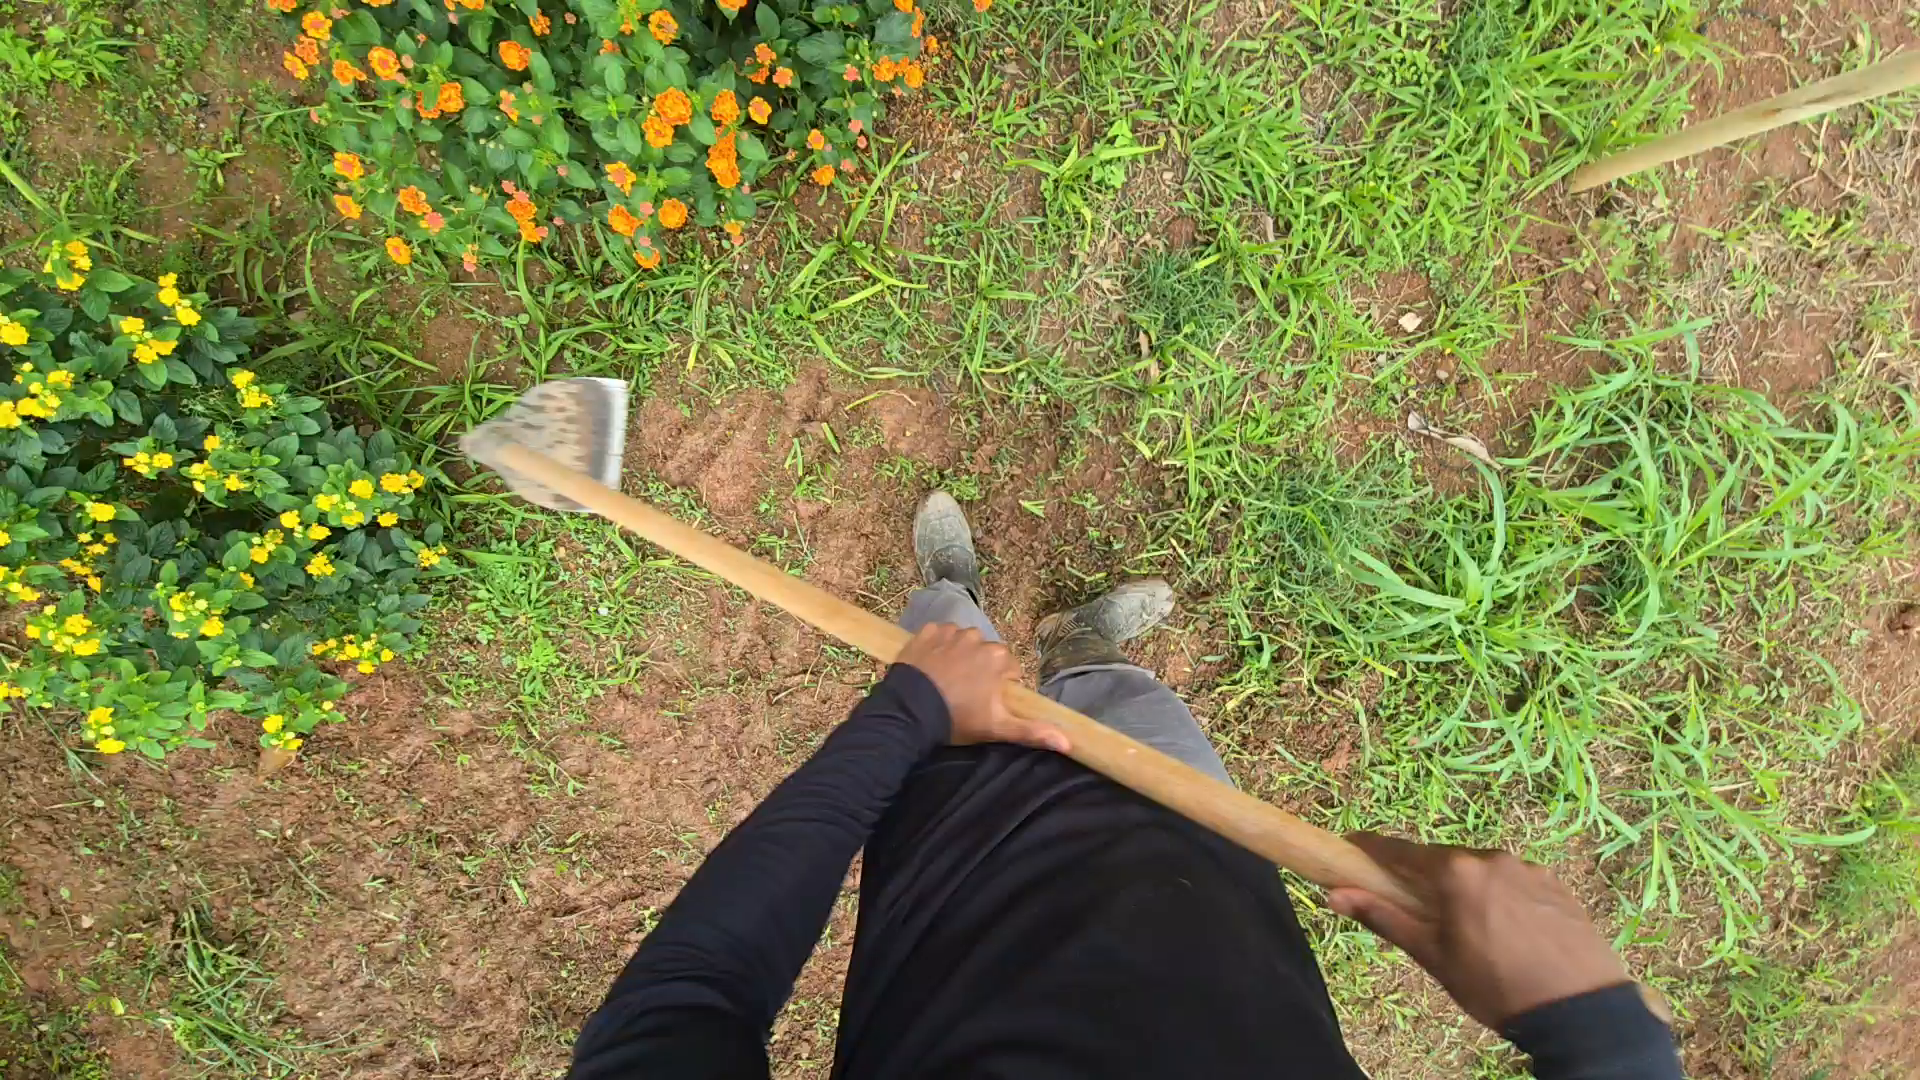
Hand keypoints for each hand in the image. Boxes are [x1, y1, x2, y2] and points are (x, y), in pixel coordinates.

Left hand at [895, 623, 1068, 753]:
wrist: (909, 711)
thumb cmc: (958, 719)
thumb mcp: (997, 728)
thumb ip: (1032, 731)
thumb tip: (1068, 742)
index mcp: (999, 658)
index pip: (1008, 669)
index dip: (998, 686)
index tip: (984, 702)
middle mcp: (978, 638)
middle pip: (986, 654)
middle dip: (980, 669)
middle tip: (964, 693)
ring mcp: (951, 632)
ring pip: (963, 642)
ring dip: (959, 656)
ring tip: (945, 681)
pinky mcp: (927, 631)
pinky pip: (939, 635)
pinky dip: (937, 646)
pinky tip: (930, 666)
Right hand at [1328, 832, 1629, 1029]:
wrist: (1589, 1020)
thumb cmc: (1498, 988)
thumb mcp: (1434, 957)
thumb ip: (1383, 918)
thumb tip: (1333, 895)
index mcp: (1454, 870)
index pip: (1397, 850)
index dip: (1370, 849)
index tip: (1350, 848)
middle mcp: (1488, 857)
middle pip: (1440, 860)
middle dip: (1423, 877)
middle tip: (1418, 907)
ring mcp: (1527, 868)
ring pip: (1478, 870)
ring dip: (1465, 886)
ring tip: (1471, 925)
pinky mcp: (1556, 885)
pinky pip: (1513, 880)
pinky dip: (1500, 894)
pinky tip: (1508, 927)